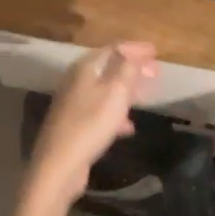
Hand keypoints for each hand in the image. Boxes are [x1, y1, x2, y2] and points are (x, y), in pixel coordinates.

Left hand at [18, 42, 158, 215]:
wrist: (58, 167)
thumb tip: (134, 52)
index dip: (135, 48)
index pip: (114, 48)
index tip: (155, 52)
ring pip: (105, 89)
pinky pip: (99, 110)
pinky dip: (116, 112)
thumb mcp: (116, 93)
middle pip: (108, 67)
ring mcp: (73, 103)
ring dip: (126, 90)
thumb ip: (127, 69)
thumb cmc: (90, 125)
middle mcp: (76, 81)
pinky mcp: (73, 125)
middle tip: (154, 73)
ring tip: (144, 97)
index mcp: (85, 68)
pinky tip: (128, 127)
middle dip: (132, 68)